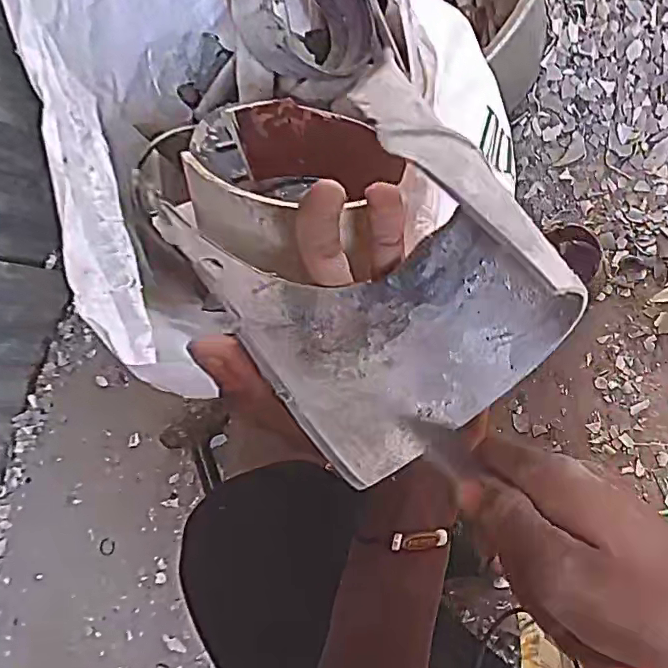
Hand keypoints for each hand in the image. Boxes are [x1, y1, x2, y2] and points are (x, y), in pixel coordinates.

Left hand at [191, 178, 475, 535]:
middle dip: (374, 219)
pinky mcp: (446, 334)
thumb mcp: (288, 414)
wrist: (402, 475)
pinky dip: (454, 269)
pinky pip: (451, 295)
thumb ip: (249, 384)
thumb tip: (208, 346)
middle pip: (373, 252)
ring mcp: (413, 318)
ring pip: (412, 265)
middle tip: (372, 193)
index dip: (319, 227)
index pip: (323, 261)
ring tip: (410, 210)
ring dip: (410, 236)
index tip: (321, 197)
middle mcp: (373, 309)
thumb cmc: (344, 441)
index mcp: (333, 317)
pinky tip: (458, 248)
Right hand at [465, 436, 667, 667]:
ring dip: (542, 583)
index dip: (466, 489)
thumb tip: (465, 485)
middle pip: (507, 503)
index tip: (481, 541)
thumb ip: (507, 523)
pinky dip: (570, 589)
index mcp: (554, 478)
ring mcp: (593, 504)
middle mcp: (573, 479)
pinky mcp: (610, 530)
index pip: (484, 454)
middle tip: (539, 590)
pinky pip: (566, 556)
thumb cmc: (641, 601)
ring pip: (534, 539)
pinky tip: (593, 617)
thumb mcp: (559, 571)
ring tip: (574, 614)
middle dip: (511, 554)